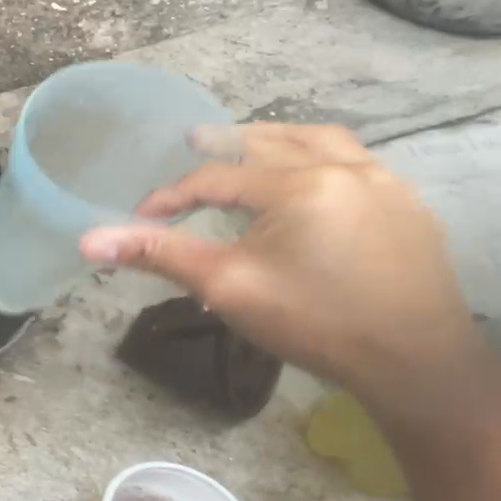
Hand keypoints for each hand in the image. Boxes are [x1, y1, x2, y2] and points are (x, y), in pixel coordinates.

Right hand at [78, 123, 484, 404]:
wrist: (412, 360)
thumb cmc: (310, 320)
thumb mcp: (223, 285)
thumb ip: (157, 253)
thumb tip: (87, 241)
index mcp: (301, 186)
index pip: (215, 178)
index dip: (169, 196)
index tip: (138, 221)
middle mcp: (348, 170)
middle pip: (273, 142)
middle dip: (225, 145)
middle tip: (190, 143)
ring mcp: (386, 186)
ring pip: (323, 142)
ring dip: (277, 140)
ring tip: (247, 148)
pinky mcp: (406, 208)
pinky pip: (354, 163)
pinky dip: (316, 157)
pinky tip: (301, 181)